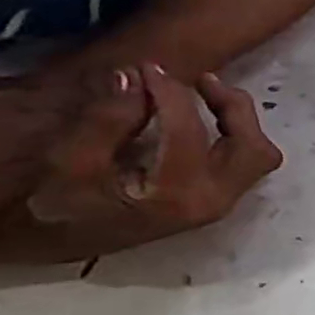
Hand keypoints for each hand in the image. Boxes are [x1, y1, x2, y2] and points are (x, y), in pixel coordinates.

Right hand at [17, 64, 281, 253]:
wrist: (56, 246)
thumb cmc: (55, 207)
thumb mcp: (69, 162)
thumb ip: (107, 120)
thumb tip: (133, 76)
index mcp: (178, 195)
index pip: (192, 132)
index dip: (171, 93)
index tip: (147, 68)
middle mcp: (213, 200)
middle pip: (253, 148)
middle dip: (233, 107)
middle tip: (200, 79)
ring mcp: (220, 201)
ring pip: (259, 156)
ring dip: (240, 120)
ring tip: (204, 91)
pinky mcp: (216, 197)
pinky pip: (245, 161)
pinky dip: (234, 133)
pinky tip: (202, 114)